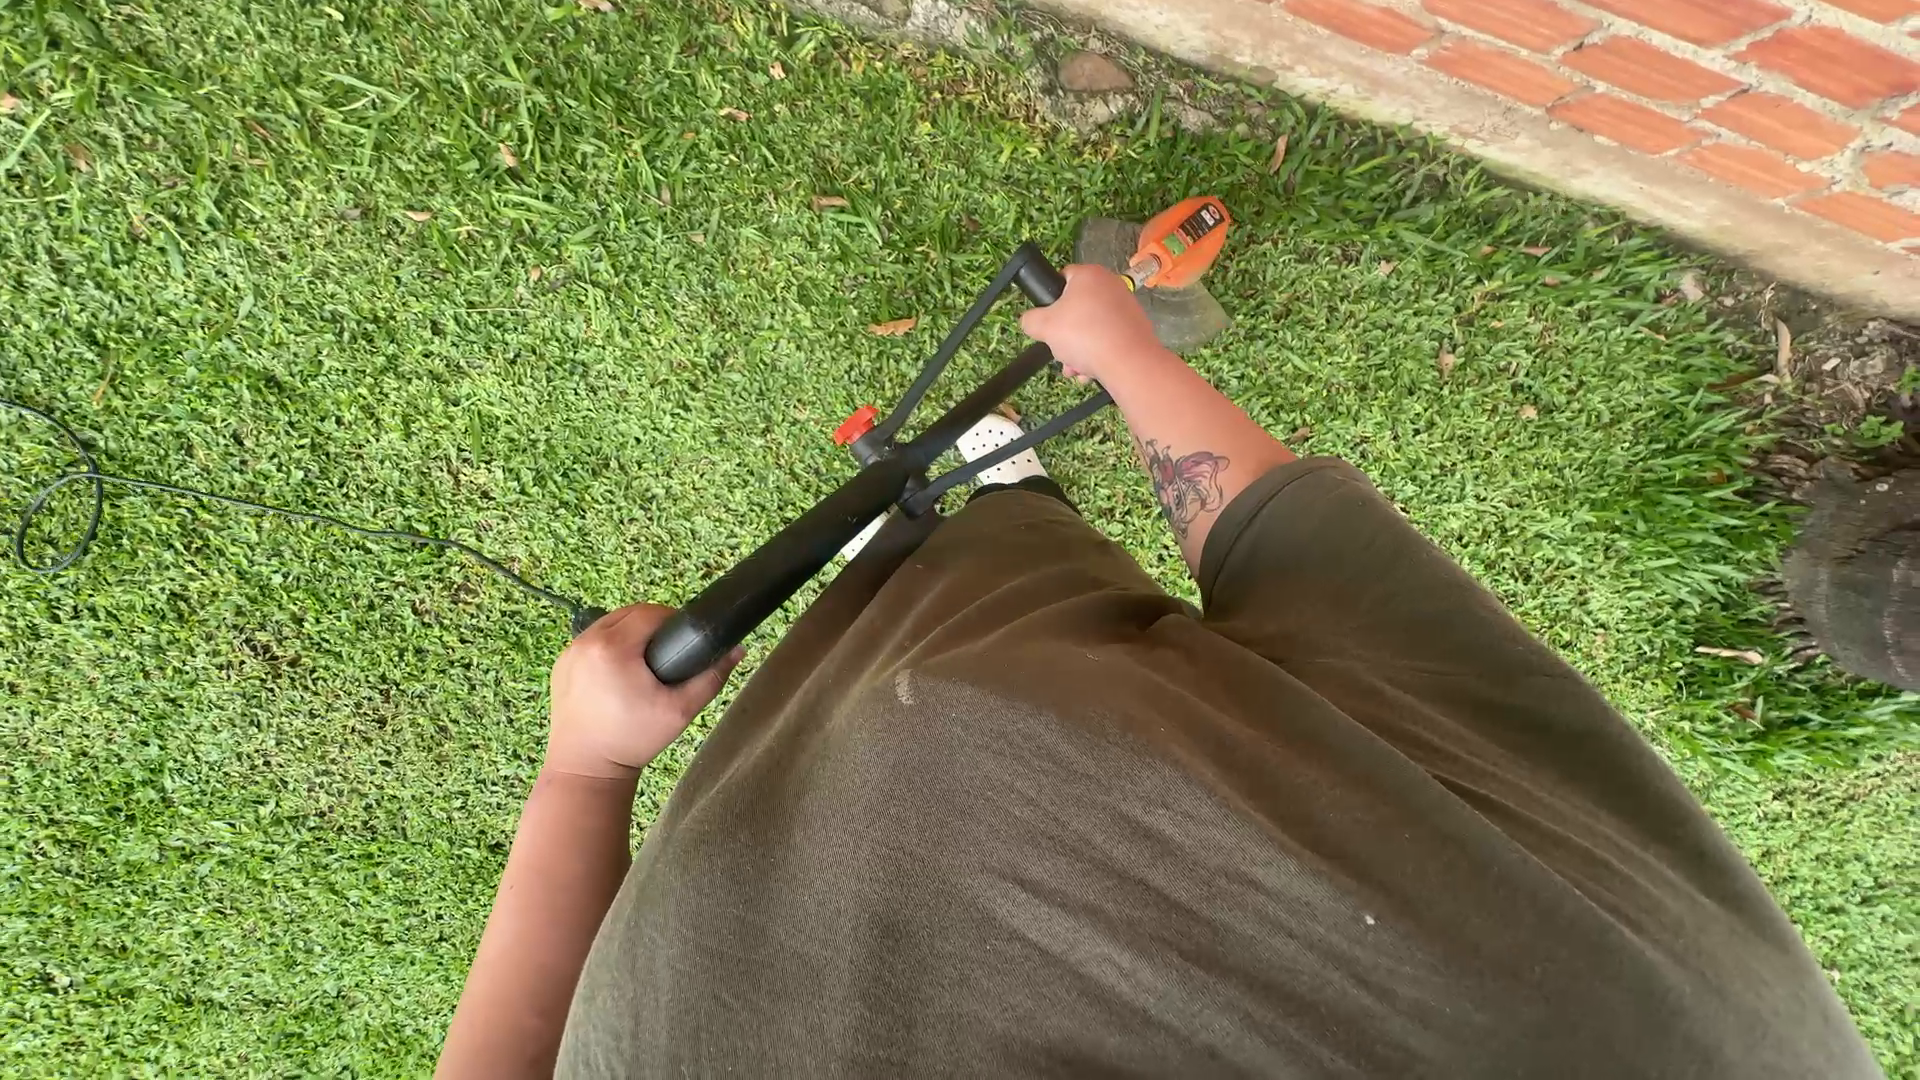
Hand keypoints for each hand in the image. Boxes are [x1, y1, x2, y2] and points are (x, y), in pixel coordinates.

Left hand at [546, 604, 744, 780]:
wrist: (585, 768)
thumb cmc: (634, 738)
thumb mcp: (681, 710)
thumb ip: (711, 676)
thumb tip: (738, 649)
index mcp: (612, 647)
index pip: (651, 613)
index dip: (674, 620)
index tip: (686, 641)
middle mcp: (586, 642)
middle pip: (629, 613)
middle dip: (654, 623)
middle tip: (672, 650)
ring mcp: (570, 652)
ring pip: (610, 623)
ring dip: (632, 631)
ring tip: (650, 657)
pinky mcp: (561, 664)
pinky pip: (593, 640)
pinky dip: (611, 644)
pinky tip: (624, 667)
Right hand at [1020, 264, 1174, 385]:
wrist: (1127, 361)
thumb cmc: (1083, 335)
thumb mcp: (1043, 327)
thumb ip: (1029, 320)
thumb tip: (1029, 321)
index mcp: (1088, 274)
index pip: (1062, 277)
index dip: (1051, 299)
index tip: (1047, 320)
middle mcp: (1111, 284)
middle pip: (1077, 307)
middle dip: (1065, 334)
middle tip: (1060, 351)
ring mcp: (1126, 305)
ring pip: (1092, 326)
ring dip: (1079, 349)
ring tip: (1075, 369)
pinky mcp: (1136, 326)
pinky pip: (1109, 337)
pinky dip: (1098, 353)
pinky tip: (1090, 371)